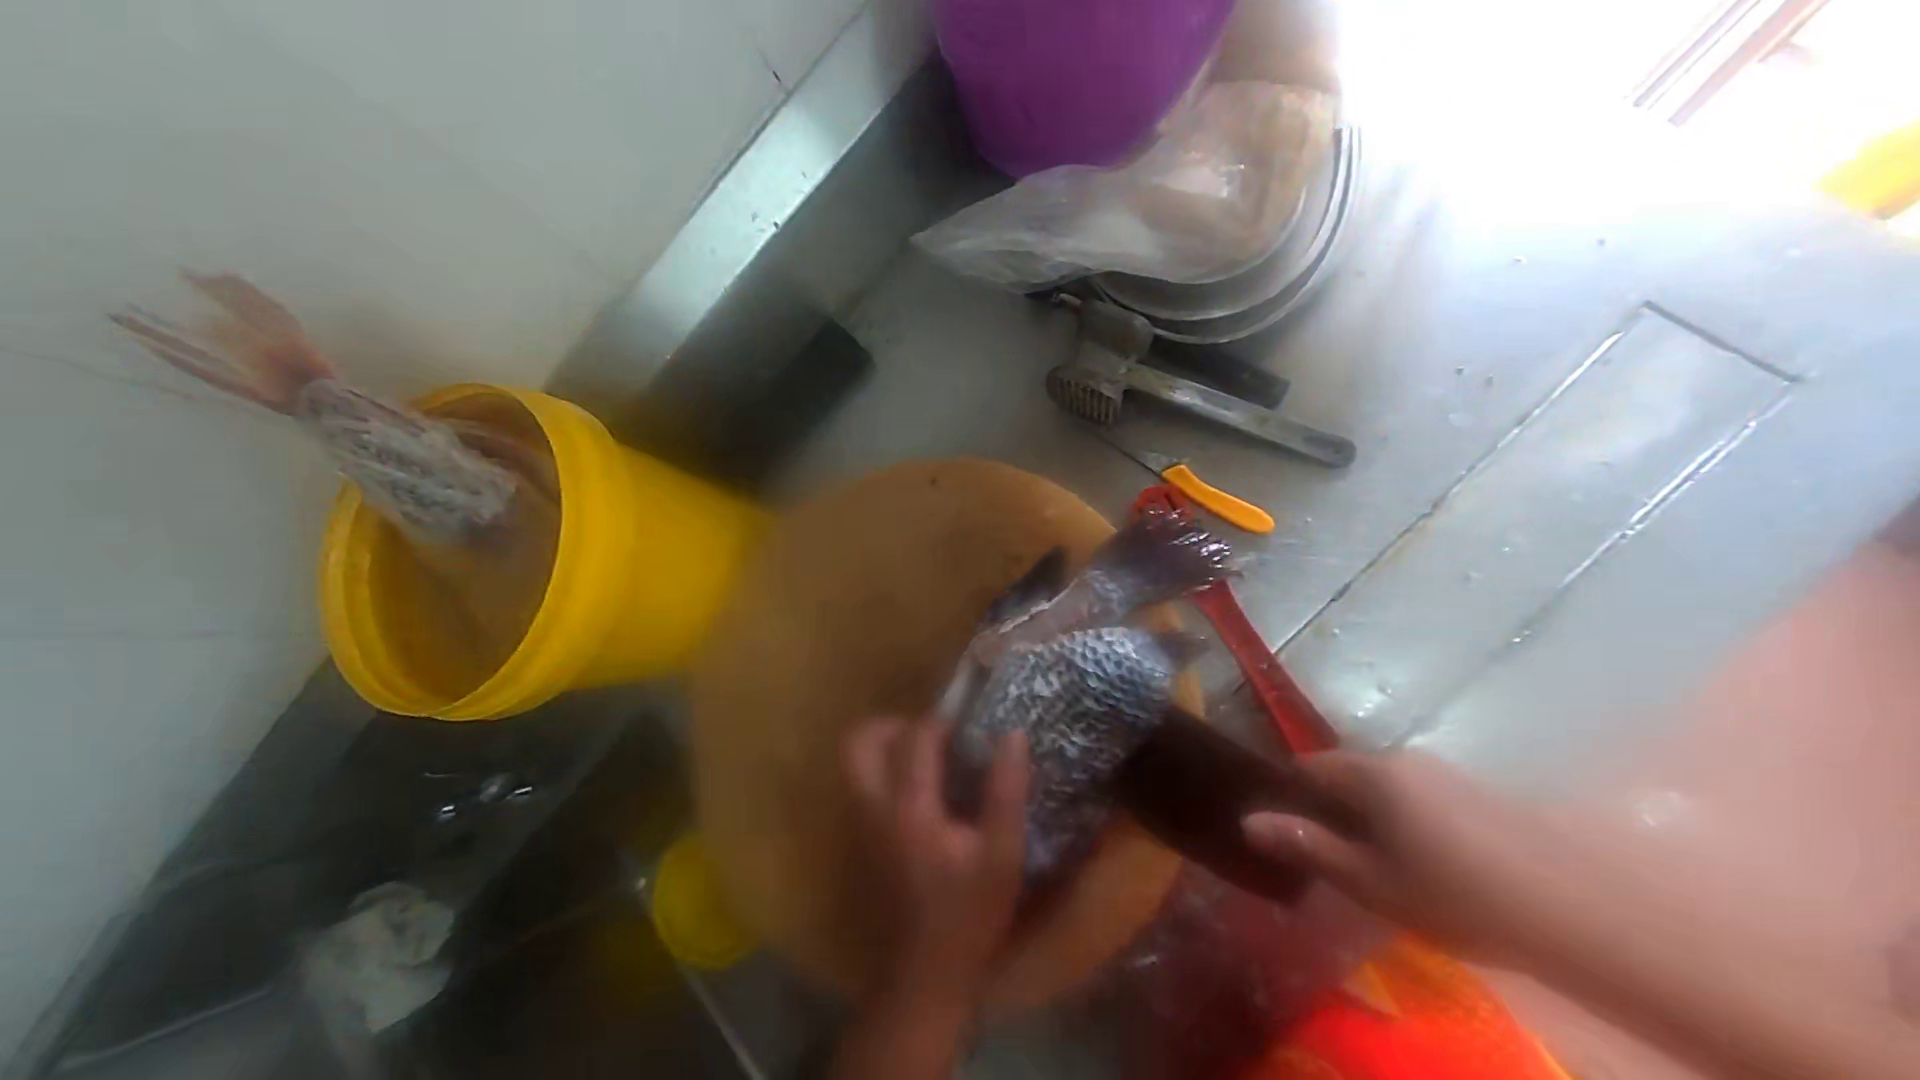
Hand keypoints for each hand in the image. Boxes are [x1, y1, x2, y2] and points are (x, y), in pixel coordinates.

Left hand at [845, 716, 1029, 1004]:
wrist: (926, 974)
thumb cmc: (970, 914)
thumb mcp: (1003, 855)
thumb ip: (1006, 791)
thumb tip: (1012, 734)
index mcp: (910, 808)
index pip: (914, 739)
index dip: (941, 724)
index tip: (968, 730)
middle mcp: (875, 808)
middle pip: (859, 741)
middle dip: (893, 725)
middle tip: (930, 736)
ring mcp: (862, 824)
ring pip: (854, 762)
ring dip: (885, 746)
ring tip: (925, 757)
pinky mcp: (863, 838)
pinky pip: (861, 784)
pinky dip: (882, 770)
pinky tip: (920, 789)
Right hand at [1242, 750, 1586, 968]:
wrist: (1585, 914)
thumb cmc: (1457, 895)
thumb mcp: (1370, 881)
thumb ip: (1308, 846)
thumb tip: (1247, 821)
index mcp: (1371, 773)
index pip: (1307, 768)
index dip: (1288, 796)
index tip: (1288, 834)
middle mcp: (1405, 760)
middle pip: (1348, 775)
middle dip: (1332, 810)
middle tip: (1334, 861)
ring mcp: (1449, 775)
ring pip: (1388, 789)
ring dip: (1374, 819)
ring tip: (1382, 870)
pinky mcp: (1483, 796)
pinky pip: (1423, 800)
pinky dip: (1410, 824)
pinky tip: (1431, 867)